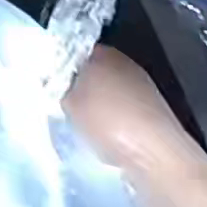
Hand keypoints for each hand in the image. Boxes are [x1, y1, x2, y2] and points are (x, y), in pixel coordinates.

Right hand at [65, 46, 206, 206]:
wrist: (158, 160)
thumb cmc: (110, 121)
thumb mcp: (68, 99)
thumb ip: (57, 83)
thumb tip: (51, 77)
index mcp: (104, 50)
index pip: (73, 47)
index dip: (58, 63)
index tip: (47, 80)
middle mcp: (125, 63)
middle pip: (92, 69)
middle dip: (77, 84)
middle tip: (61, 103)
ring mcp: (143, 89)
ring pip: (108, 92)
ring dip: (96, 105)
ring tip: (81, 125)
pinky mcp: (154, 116)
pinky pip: (123, 113)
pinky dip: (113, 124)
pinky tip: (105, 140)